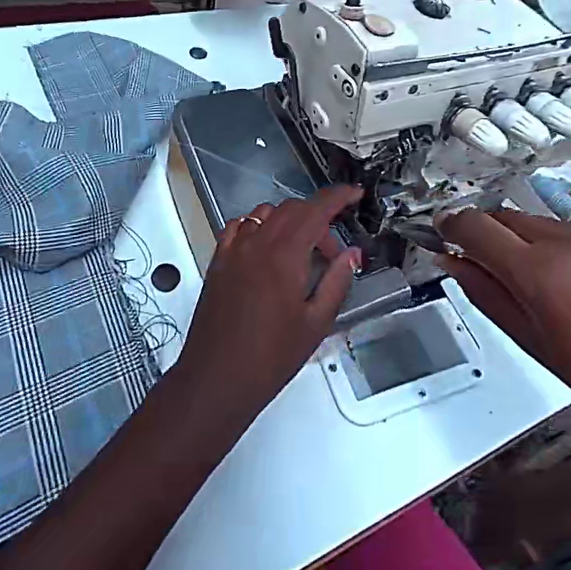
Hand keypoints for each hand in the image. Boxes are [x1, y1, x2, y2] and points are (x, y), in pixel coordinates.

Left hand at [175, 186, 363, 412]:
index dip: (338, 197)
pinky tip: (268, 250)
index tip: (353, 194)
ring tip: (302, 257)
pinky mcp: (219, 260)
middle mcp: (256, 244)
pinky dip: (259, 227)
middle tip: (332, 251)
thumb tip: (351, 255)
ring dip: (289, 223)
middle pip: (292, 209)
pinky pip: (240, 227)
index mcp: (284, 255)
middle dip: (318, 219)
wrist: (217, 375)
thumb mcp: (315, 323)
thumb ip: (336, 281)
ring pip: (266, 214)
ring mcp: (233, 249)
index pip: (315, 210)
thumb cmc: (267, 357)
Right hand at [435, 208, 570, 438]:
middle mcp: (569, 243)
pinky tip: (563, 281)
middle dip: (482, 234)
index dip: (448, 226)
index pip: (473, 226)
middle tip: (476, 263)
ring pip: (533, 221)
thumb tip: (454, 266)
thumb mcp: (536, 345)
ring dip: (516, 240)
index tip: (439, 233)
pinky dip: (550, 244)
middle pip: (501, 216)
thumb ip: (487, 296)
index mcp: (541, 274)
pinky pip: (567, 229)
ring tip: (526, 281)